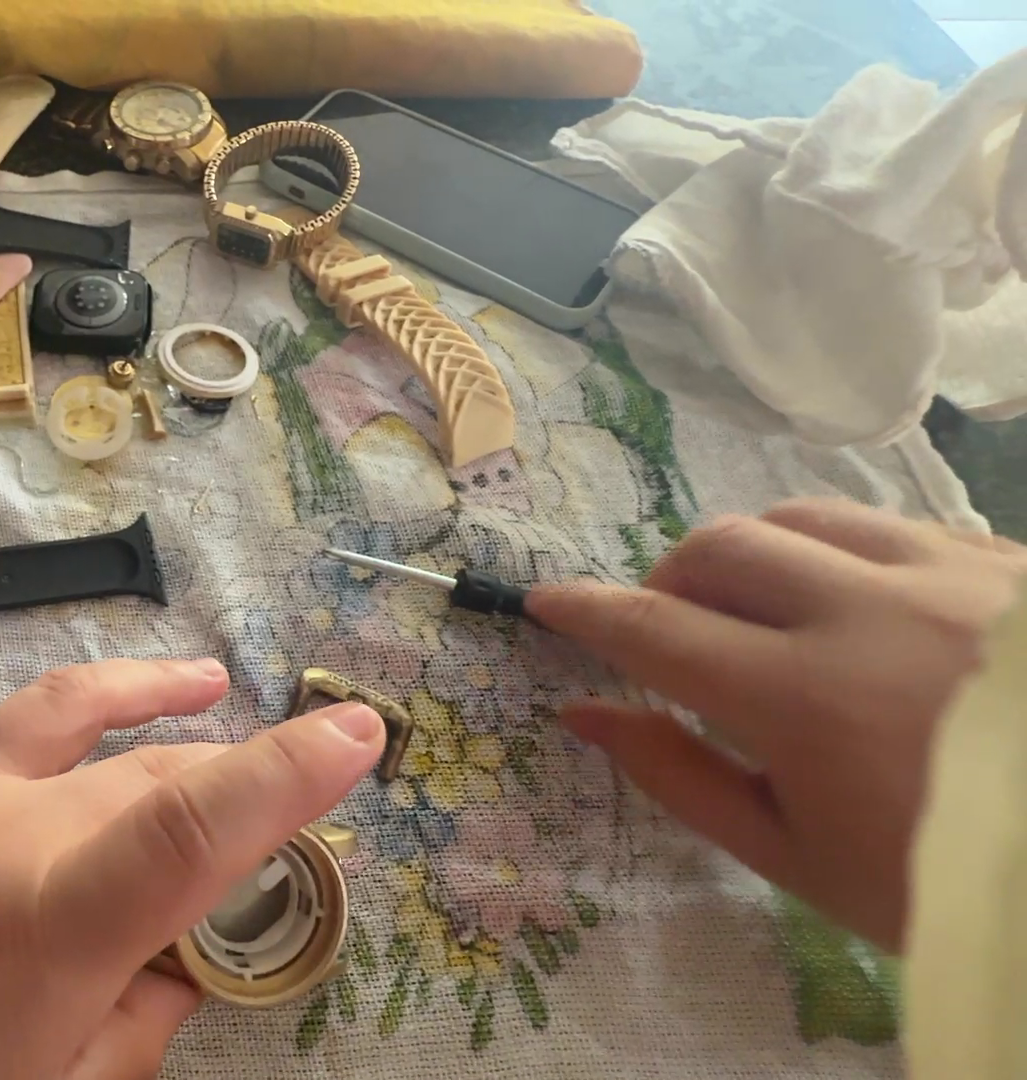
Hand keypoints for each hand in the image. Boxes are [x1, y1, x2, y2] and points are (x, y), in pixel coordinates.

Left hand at [0, 529, 386, 1078]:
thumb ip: (126, 1033)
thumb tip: (173, 967)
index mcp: (44, 924)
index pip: (194, 828)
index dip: (288, 775)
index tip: (356, 732)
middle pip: (147, 776)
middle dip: (221, 783)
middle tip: (265, 794)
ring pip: (71, 712)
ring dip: (145, 695)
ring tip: (199, 684)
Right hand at [527, 498, 1025, 950]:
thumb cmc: (961, 889)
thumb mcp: (800, 860)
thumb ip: (676, 775)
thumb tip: (582, 713)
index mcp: (804, 699)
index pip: (647, 626)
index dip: (580, 609)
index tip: (543, 602)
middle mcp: (875, 616)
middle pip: (720, 547)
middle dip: (669, 580)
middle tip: (675, 631)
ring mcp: (965, 583)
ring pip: (804, 519)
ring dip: (751, 556)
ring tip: (763, 609)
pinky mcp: (1026, 573)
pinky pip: (899, 530)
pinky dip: (841, 559)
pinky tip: (862, 614)